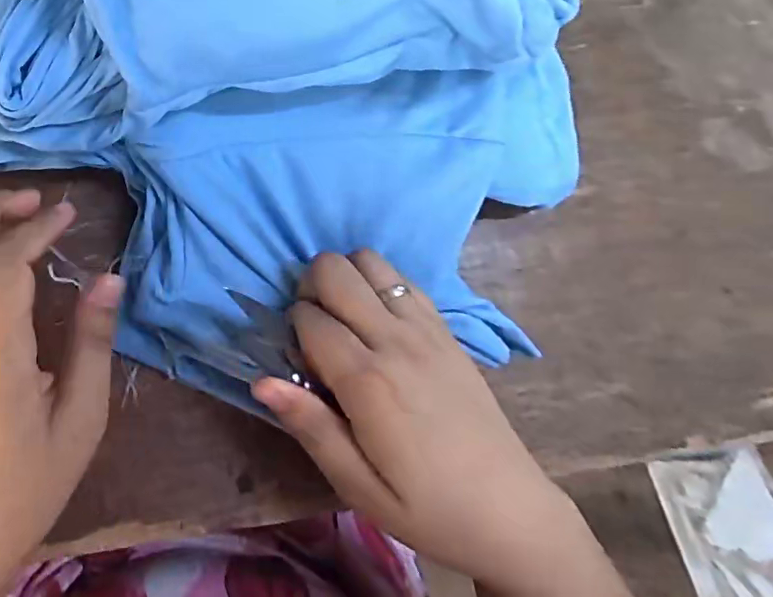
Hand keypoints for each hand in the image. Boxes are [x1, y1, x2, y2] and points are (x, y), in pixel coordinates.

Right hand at [252, 252, 628, 596]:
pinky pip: (402, 278)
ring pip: (368, 260)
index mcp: (367, 380)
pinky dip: (379, 282)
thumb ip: (309, 425)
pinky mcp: (446, 328)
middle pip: (333, 269)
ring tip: (346, 318)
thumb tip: (260, 380)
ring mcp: (425, 328)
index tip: (303, 363)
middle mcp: (394, 339)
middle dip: (310, 288)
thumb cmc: (426, 506)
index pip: (308, 316)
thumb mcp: (358, 485)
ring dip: (346, 277)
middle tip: (316, 331)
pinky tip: (379, 318)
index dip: (293, 331)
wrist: (512, 513)